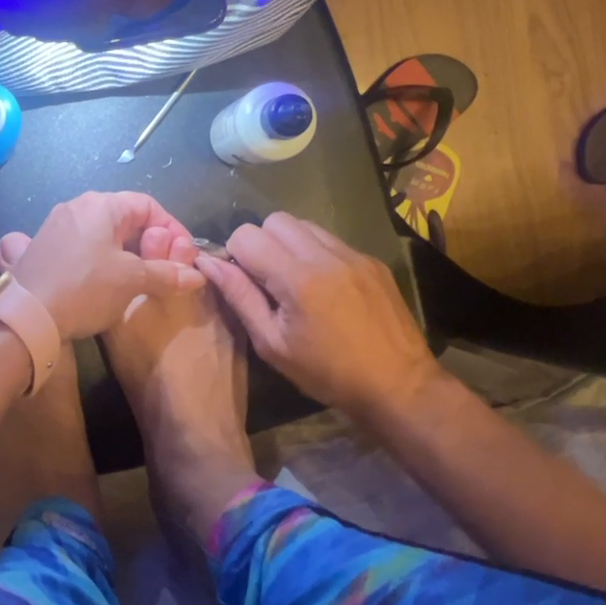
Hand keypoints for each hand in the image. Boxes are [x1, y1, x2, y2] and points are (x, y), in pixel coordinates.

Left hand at [12, 191, 203, 338]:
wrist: (25, 316)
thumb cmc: (84, 288)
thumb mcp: (131, 281)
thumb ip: (165, 274)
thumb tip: (196, 276)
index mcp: (99, 205)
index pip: (147, 205)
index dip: (172, 228)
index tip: (183, 257)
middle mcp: (77, 208)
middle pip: (126, 219)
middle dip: (151, 244)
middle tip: (164, 271)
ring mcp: (57, 228)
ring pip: (105, 235)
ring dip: (129, 255)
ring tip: (141, 281)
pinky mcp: (45, 249)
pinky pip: (85, 247)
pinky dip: (105, 262)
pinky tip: (110, 286)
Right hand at [196, 212, 441, 418]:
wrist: (398, 384)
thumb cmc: (327, 373)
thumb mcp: (272, 344)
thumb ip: (239, 297)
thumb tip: (208, 262)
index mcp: (298, 278)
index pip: (247, 235)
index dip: (235, 255)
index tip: (243, 283)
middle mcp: (326, 256)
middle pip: (275, 220)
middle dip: (261, 243)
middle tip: (266, 280)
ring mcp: (353, 255)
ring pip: (304, 225)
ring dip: (289, 245)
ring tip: (294, 282)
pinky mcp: (371, 261)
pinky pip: (331, 240)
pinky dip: (315, 254)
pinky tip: (324, 288)